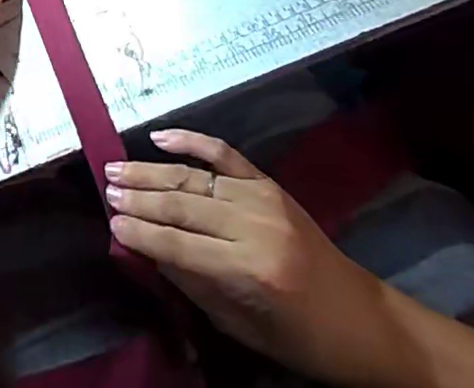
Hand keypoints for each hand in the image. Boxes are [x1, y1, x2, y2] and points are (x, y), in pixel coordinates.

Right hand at [105, 130, 418, 386]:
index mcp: (251, 270)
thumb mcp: (241, 325)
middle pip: (182, 205)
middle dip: (139, 198)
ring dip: (150, 171)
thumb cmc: (301, 338)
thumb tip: (143, 246)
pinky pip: (224, 154)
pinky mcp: (269, 184)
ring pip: (193, 178)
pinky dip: (191, 140)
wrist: (366, 322)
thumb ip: (191, 281)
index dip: (141, 233)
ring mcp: (263, 198)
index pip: (179, 245)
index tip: (110, 223)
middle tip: (107, 190)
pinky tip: (159, 136)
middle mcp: (255, 227)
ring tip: (116, 169)